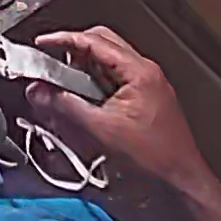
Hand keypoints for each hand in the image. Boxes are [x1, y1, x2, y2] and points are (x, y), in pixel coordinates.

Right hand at [24, 26, 219, 199]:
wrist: (182, 181)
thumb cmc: (154, 157)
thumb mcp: (100, 129)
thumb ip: (64, 105)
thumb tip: (38, 91)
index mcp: (139, 72)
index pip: (94, 41)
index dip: (64, 39)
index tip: (43, 43)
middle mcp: (145, 71)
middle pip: (102, 41)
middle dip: (73, 47)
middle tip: (51, 58)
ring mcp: (146, 82)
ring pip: (107, 57)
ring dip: (83, 63)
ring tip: (63, 79)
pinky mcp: (143, 94)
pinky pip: (113, 74)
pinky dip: (93, 77)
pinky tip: (81, 94)